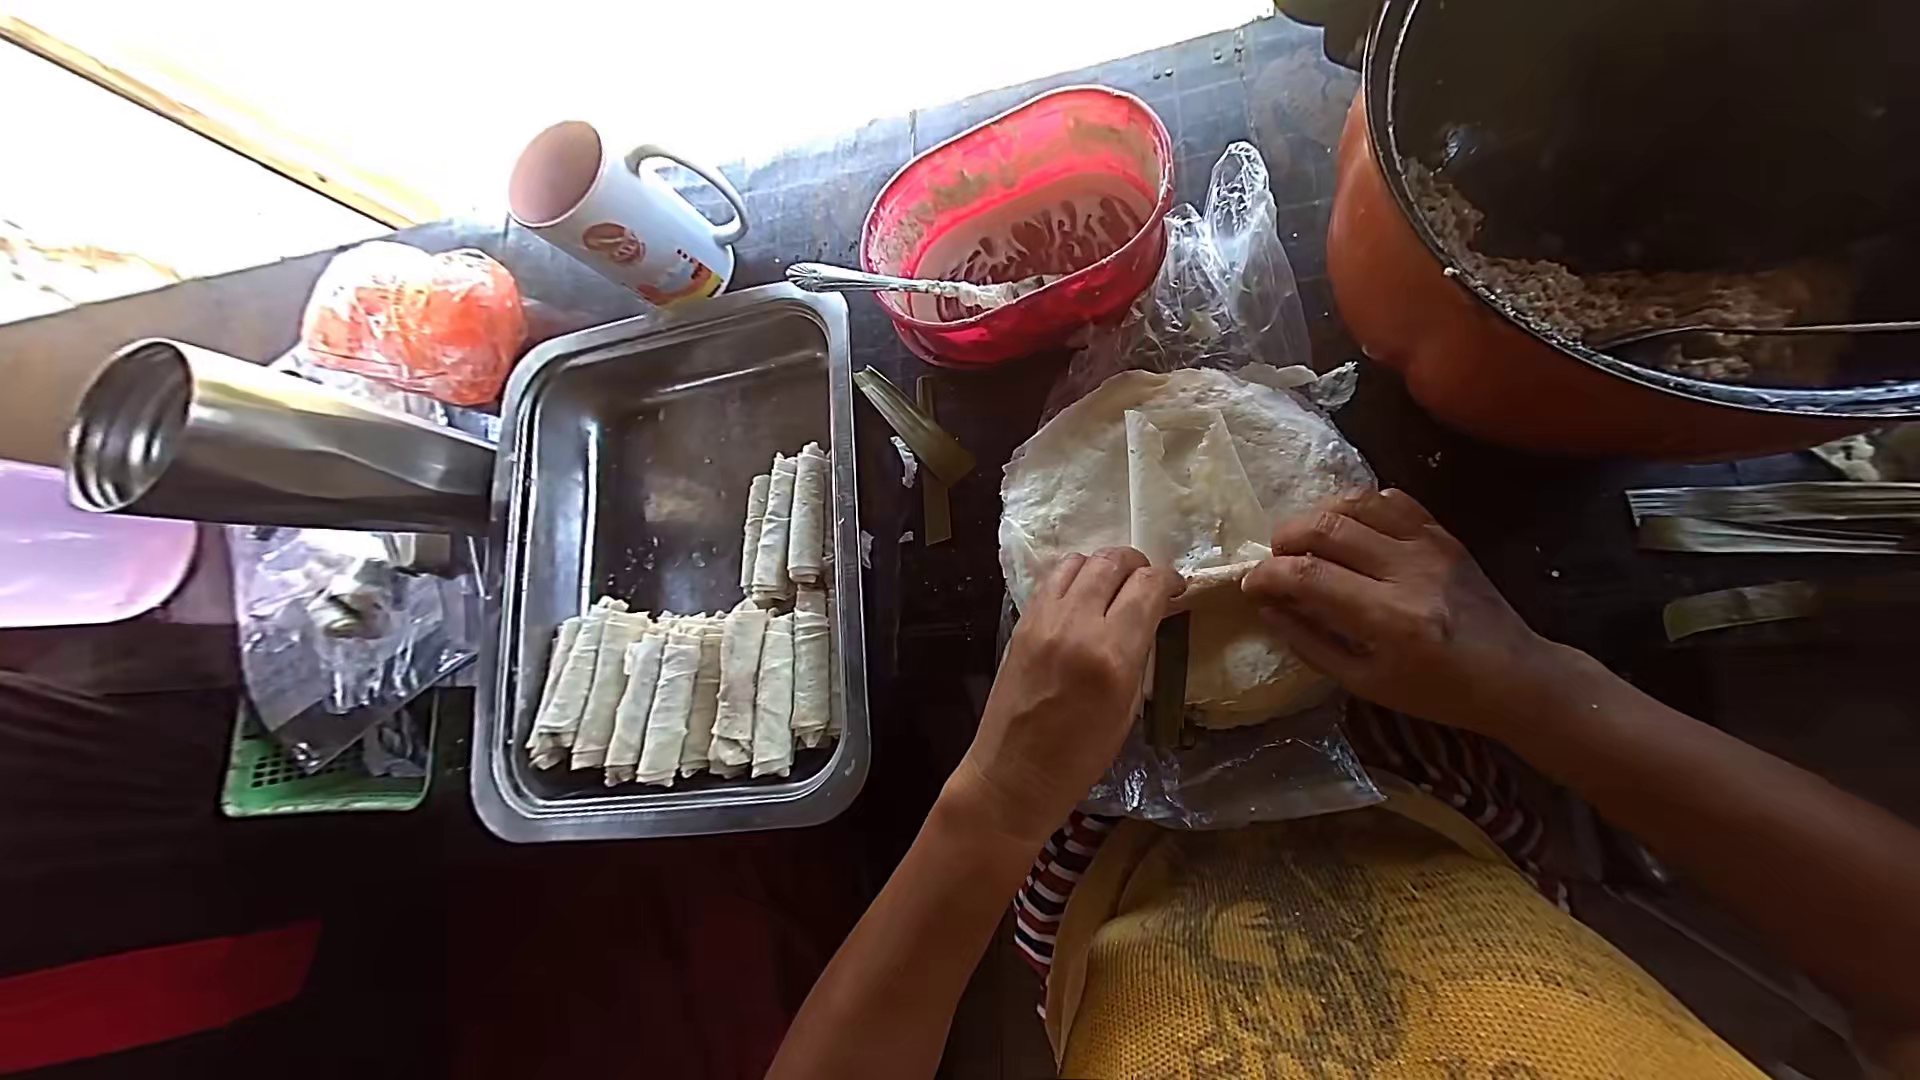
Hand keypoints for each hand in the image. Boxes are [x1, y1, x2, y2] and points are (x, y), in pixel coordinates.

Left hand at [945, 548, 1181, 847]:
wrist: (1014, 770)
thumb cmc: (1081, 754)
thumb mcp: (1128, 706)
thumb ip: (1139, 651)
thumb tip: (1152, 614)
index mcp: (1111, 654)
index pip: (1147, 587)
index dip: (1168, 579)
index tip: (1176, 588)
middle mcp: (1076, 625)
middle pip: (1111, 562)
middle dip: (1137, 563)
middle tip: (1146, 581)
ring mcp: (1043, 619)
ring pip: (1078, 561)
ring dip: (1103, 565)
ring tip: (1113, 585)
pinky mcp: (1021, 621)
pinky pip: (1051, 579)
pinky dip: (1073, 576)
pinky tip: (1082, 595)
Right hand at [1241, 489, 1573, 733]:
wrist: (1519, 678)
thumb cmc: (1436, 690)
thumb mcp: (1362, 681)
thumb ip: (1307, 641)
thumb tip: (1266, 605)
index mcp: (1389, 619)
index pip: (1307, 576)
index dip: (1266, 575)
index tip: (1251, 586)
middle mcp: (1409, 572)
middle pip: (1324, 528)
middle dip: (1282, 539)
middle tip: (1275, 561)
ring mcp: (1430, 546)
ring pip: (1353, 503)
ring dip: (1314, 517)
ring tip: (1304, 543)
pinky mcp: (1443, 535)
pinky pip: (1390, 499)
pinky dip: (1355, 506)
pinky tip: (1345, 530)